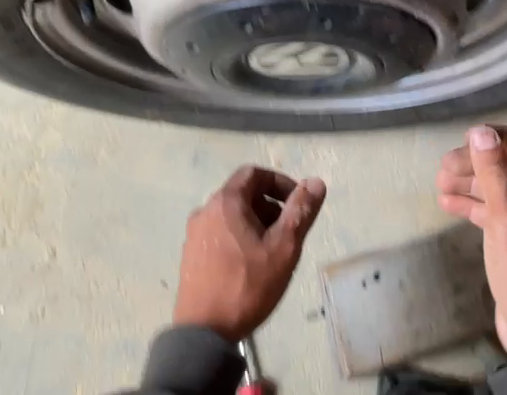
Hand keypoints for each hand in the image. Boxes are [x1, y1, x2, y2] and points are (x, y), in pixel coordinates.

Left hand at [172, 165, 326, 341]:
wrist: (204, 333)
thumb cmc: (247, 285)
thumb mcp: (283, 248)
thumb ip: (301, 211)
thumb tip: (316, 182)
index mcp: (225, 202)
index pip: (254, 173)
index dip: (280, 182)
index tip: (298, 203)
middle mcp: (205, 211)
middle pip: (243, 194)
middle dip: (270, 206)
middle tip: (288, 232)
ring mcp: (194, 234)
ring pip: (231, 216)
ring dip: (256, 223)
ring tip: (272, 251)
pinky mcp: (191, 256)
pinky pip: (220, 234)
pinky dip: (239, 238)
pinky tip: (250, 266)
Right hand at [436, 125, 506, 358]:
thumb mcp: (506, 220)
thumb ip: (494, 174)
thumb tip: (481, 131)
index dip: (498, 136)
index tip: (466, 138)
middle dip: (477, 161)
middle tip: (444, 166)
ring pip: (499, 188)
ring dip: (471, 183)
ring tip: (439, 182)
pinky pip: (494, 211)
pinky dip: (473, 206)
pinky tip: (447, 203)